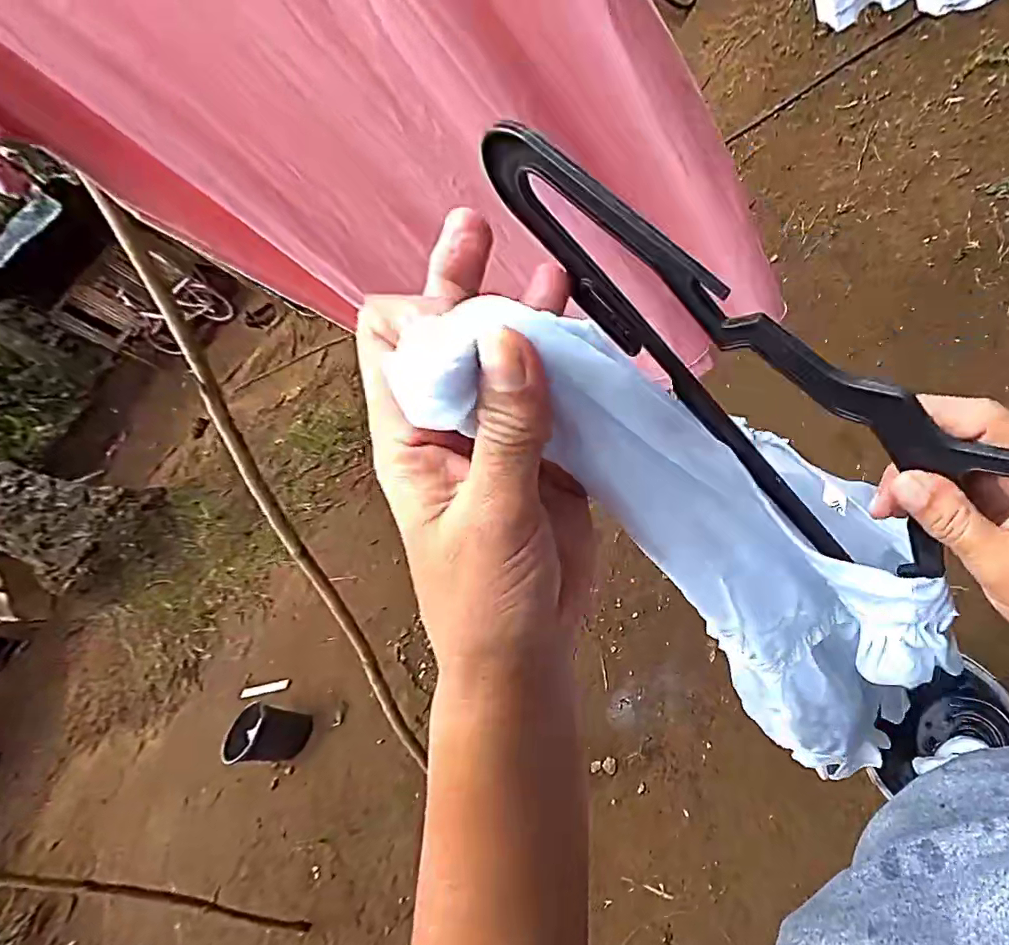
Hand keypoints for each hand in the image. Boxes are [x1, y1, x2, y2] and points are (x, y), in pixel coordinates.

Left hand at [356, 209, 595, 676]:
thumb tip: (511, 340)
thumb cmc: (484, 598)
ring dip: (535, 326)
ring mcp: (506, 442)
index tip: (471, 317)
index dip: (422, 316)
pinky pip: (566, 407)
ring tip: (557, 278)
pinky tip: (614, 356)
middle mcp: (455, 428)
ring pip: (516, 368)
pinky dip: (586, 381)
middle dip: (465, 287)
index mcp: (413, 438)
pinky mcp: (551, 461)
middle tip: (478, 229)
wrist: (527, 652)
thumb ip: (506, 430)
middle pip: (453, 341)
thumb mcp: (491, 513)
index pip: (394, 347)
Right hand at [869, 397, 1008, 677]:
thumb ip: (953, 521)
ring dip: (924, 479)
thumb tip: (906, 482)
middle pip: (968, 437)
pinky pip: (969, 484)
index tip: (888, 438)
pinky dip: (939, 496)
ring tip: (893, 508)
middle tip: (885, 497)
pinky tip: (918, 513)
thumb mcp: (1004, 567)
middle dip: (918, 458)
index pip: (986, 421)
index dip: (933, 418)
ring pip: (963, 461)